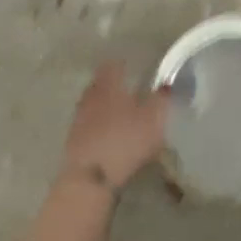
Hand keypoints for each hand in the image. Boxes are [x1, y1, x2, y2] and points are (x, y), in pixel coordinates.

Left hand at [61, 62, 170, 189]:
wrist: (91, 176)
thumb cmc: (125, 141)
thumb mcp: (154, 119)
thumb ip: (161, 100)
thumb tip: (166, 84)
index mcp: (108, 86)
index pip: (112, 65)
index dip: (123, 64)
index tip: (133, 67)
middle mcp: (90, 97)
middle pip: (100, 84)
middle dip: (113, 85)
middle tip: (129, 89)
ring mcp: (78, 119)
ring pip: (93, 104)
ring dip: (105, 106)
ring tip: (120, 113)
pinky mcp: (74, 140)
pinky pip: (88, 125)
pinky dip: (99, 125)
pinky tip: (109, 135)